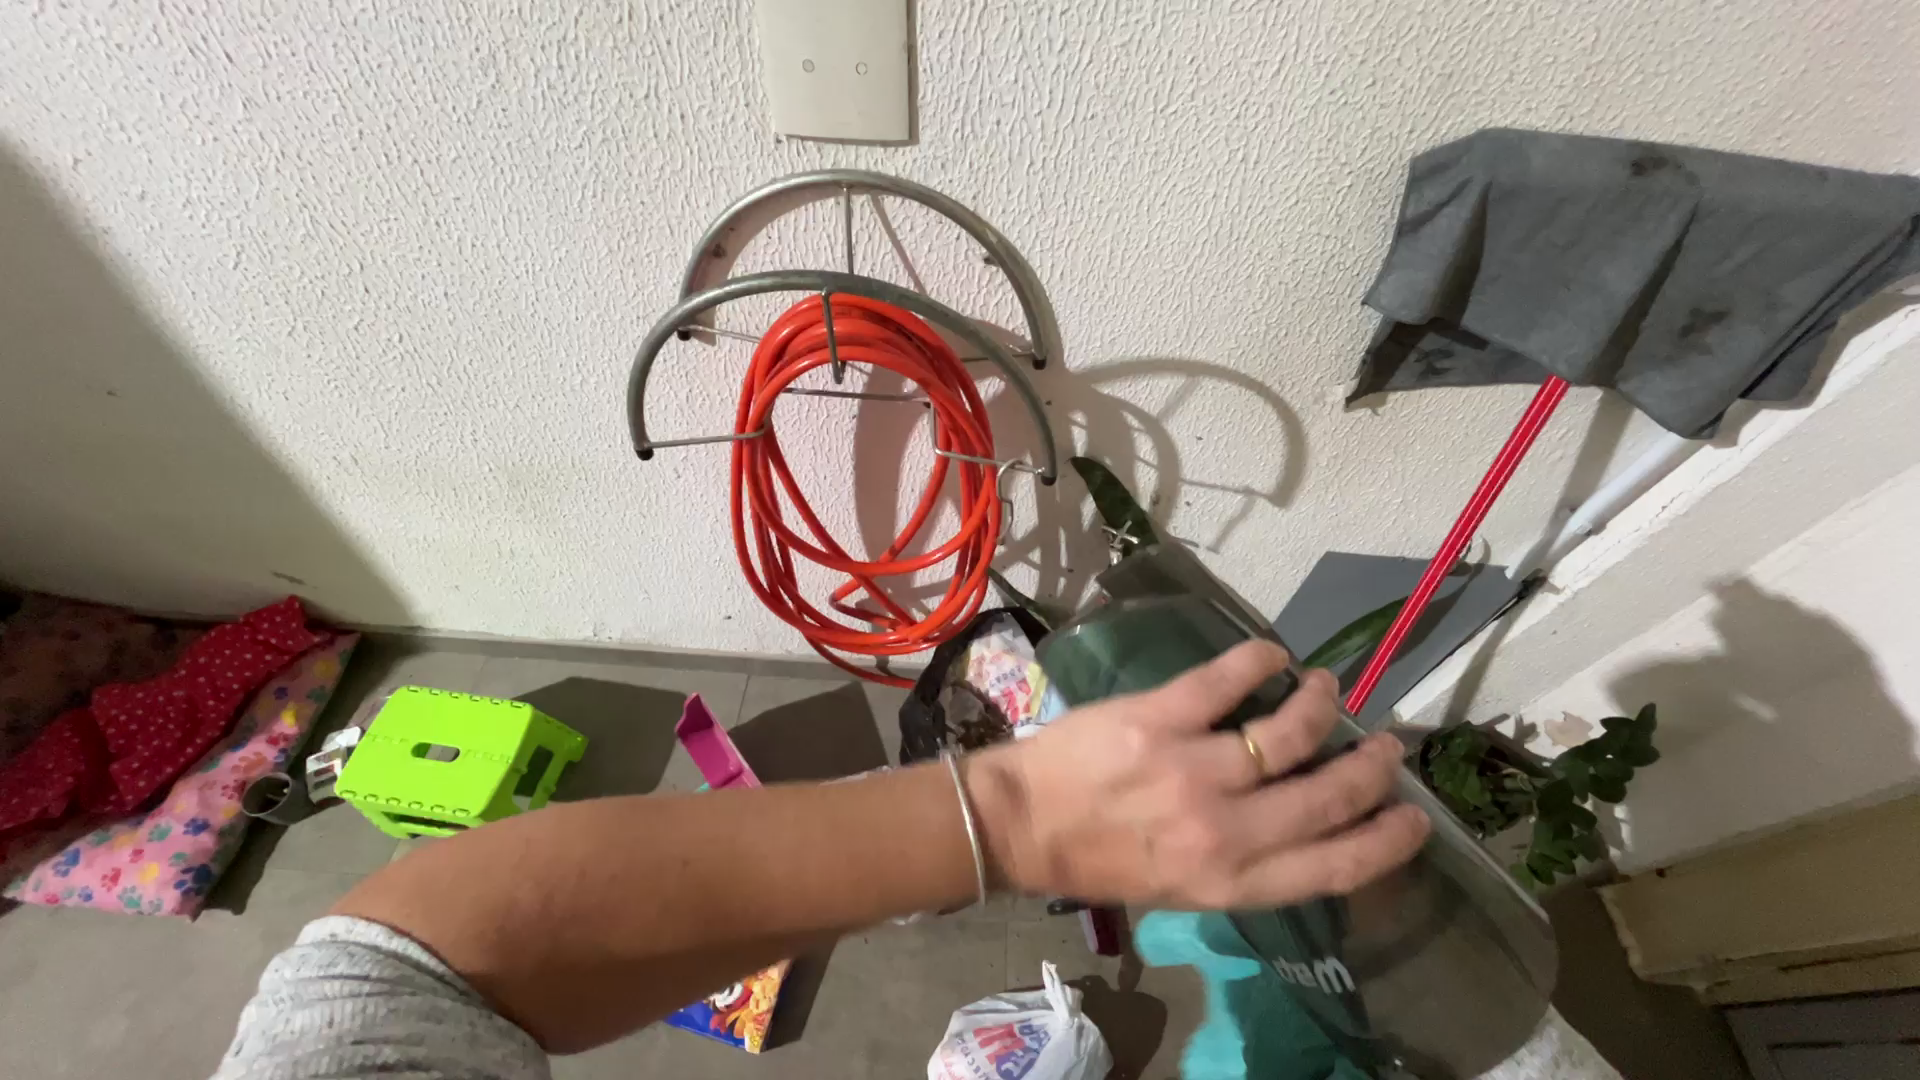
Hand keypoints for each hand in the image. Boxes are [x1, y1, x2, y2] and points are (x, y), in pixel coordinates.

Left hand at [963, 640, 1429, 908]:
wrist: (1023, 824)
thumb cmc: (1099, 859)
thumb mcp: (1181, 888)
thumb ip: (1244, 864)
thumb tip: (1301, 824)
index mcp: (1232, 881)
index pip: (1337, 864)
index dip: (1389, 840)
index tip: (1416, 815)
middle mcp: (1224, 829)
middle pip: (1327, 794)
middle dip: (1370, 766)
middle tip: (1385, 743)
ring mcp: (1192, 768)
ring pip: (1288, 731)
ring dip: (1320, 704)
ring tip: (1328, 687)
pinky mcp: (1157, 718)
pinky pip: (1226, 681)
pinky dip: (1260, 661)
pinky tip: (1273, 655)